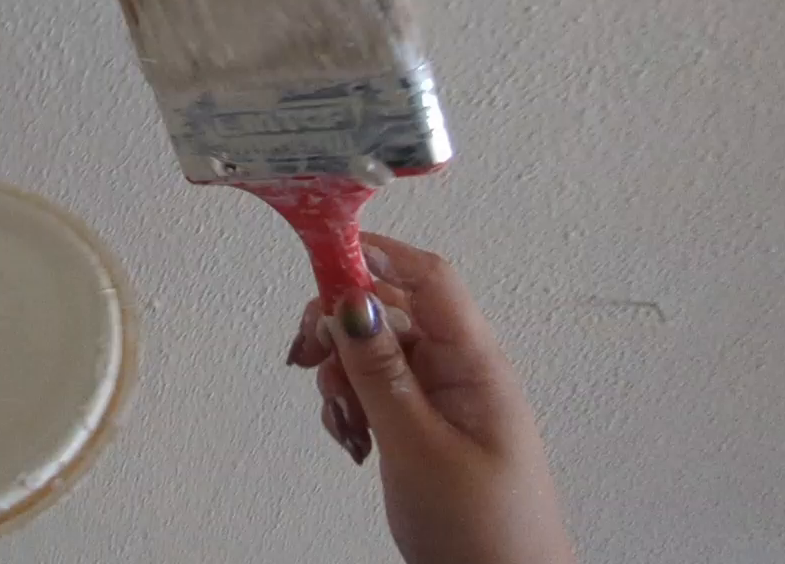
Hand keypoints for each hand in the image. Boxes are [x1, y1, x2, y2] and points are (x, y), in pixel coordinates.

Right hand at [288, 233, 573, 563]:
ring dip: (339, 372)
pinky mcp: (414, 416)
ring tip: (340, 420)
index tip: (319, 257)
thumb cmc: (478, 529)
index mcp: (473, 361)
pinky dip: (346, 400)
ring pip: (369, 347)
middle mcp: (453, 365)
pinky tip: (349, 436)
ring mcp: (433, 391)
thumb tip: (348, 298)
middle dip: (339, 325)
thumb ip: (379, 370)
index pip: (428, 278)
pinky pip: (368, 383)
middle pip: (385, 310)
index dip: (377, 255)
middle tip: (307, 356)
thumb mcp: (418, 446)